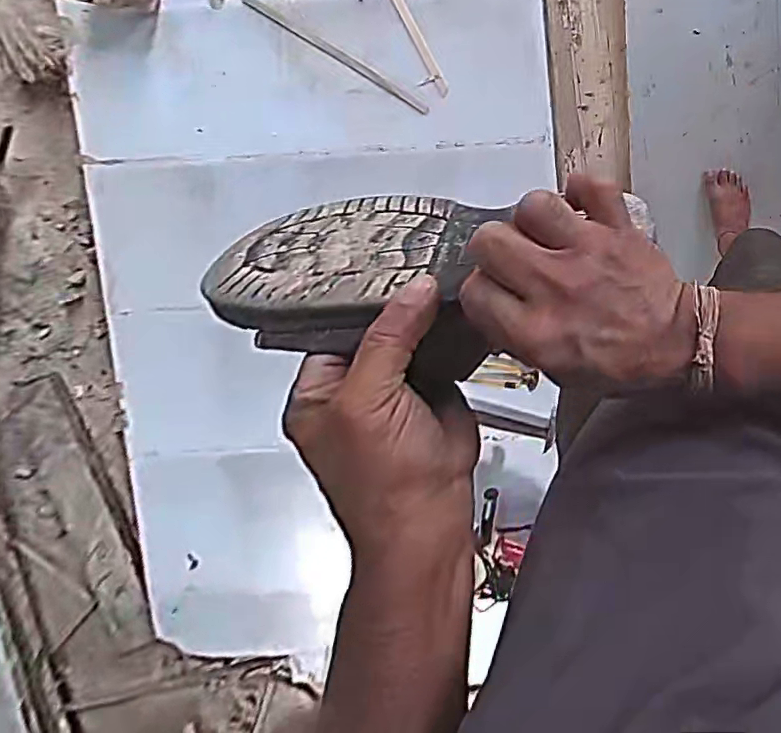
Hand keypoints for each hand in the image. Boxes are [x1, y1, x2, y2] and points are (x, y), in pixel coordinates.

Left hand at [284, 276, 479, 555]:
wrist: (432, 519)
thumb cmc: (383, 485)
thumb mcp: (367, 400)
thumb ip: (387, 339)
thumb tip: (413, 292)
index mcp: (320, 389)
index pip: (334, 325)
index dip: (360, 298)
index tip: (386, 266)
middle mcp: (357, 385)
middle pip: (377, 327)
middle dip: (399, 301)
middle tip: (418, 262)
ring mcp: (397, 386)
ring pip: (412, 335)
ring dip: (427, 314)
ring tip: (442, 275)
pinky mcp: (434, 388)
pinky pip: (441, 349)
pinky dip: (452, 332)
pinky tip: (461, 308)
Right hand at [460, 173, 694, 394]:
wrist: (678, 342)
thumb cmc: (624, 360)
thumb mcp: (557, 371)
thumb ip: (515, 336)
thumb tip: (490, 302)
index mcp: (538, 331)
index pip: (475, 292)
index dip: (479, 288)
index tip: (493, 289)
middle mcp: (557, 286)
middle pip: (489, 241)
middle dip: (491, 248)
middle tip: (509, 255)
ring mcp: (588, 252)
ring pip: (532, 206)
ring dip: (530, 217)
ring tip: (541, 231)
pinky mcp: (617, 229)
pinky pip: (590, 186)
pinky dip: (580, 189)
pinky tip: (576, 207)